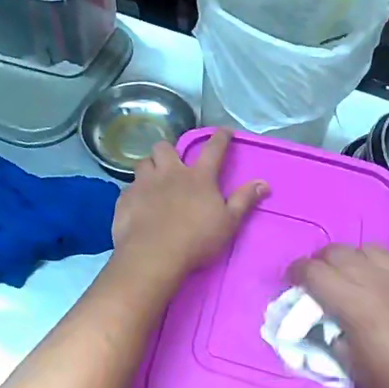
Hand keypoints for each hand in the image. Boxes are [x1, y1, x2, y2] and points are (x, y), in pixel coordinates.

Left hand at [112, 129, 266, 277]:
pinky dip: (135, 192)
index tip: (224, 132)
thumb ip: (244, 200)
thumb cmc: (196, 240)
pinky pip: (129, 187)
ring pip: (143, 163)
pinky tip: (138, 203)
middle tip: (173, 163)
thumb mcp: (228, 223)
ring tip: (153, 179)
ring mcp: (144, 184)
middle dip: (169, 150)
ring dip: (149, 167)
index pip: (213, 149)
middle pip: (165, 148)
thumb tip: (263, 183)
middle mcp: (170, 173)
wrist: (153, 256)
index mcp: (198, 177)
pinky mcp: (125, 198)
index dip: (220, 137)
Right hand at [289, 243, 388, 387]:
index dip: (295, 274)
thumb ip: (331, 338)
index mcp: (352, 301)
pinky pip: (387, 256)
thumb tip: (325, 325)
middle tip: (314, 283)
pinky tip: (374, 279)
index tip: (291, 285)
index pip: (312, 270)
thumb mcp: (352, 368)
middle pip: (334, 251)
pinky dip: (372, 261)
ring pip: (361, 248)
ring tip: (344, 278)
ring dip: (346, 258)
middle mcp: (372, 279)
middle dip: (317, 263)